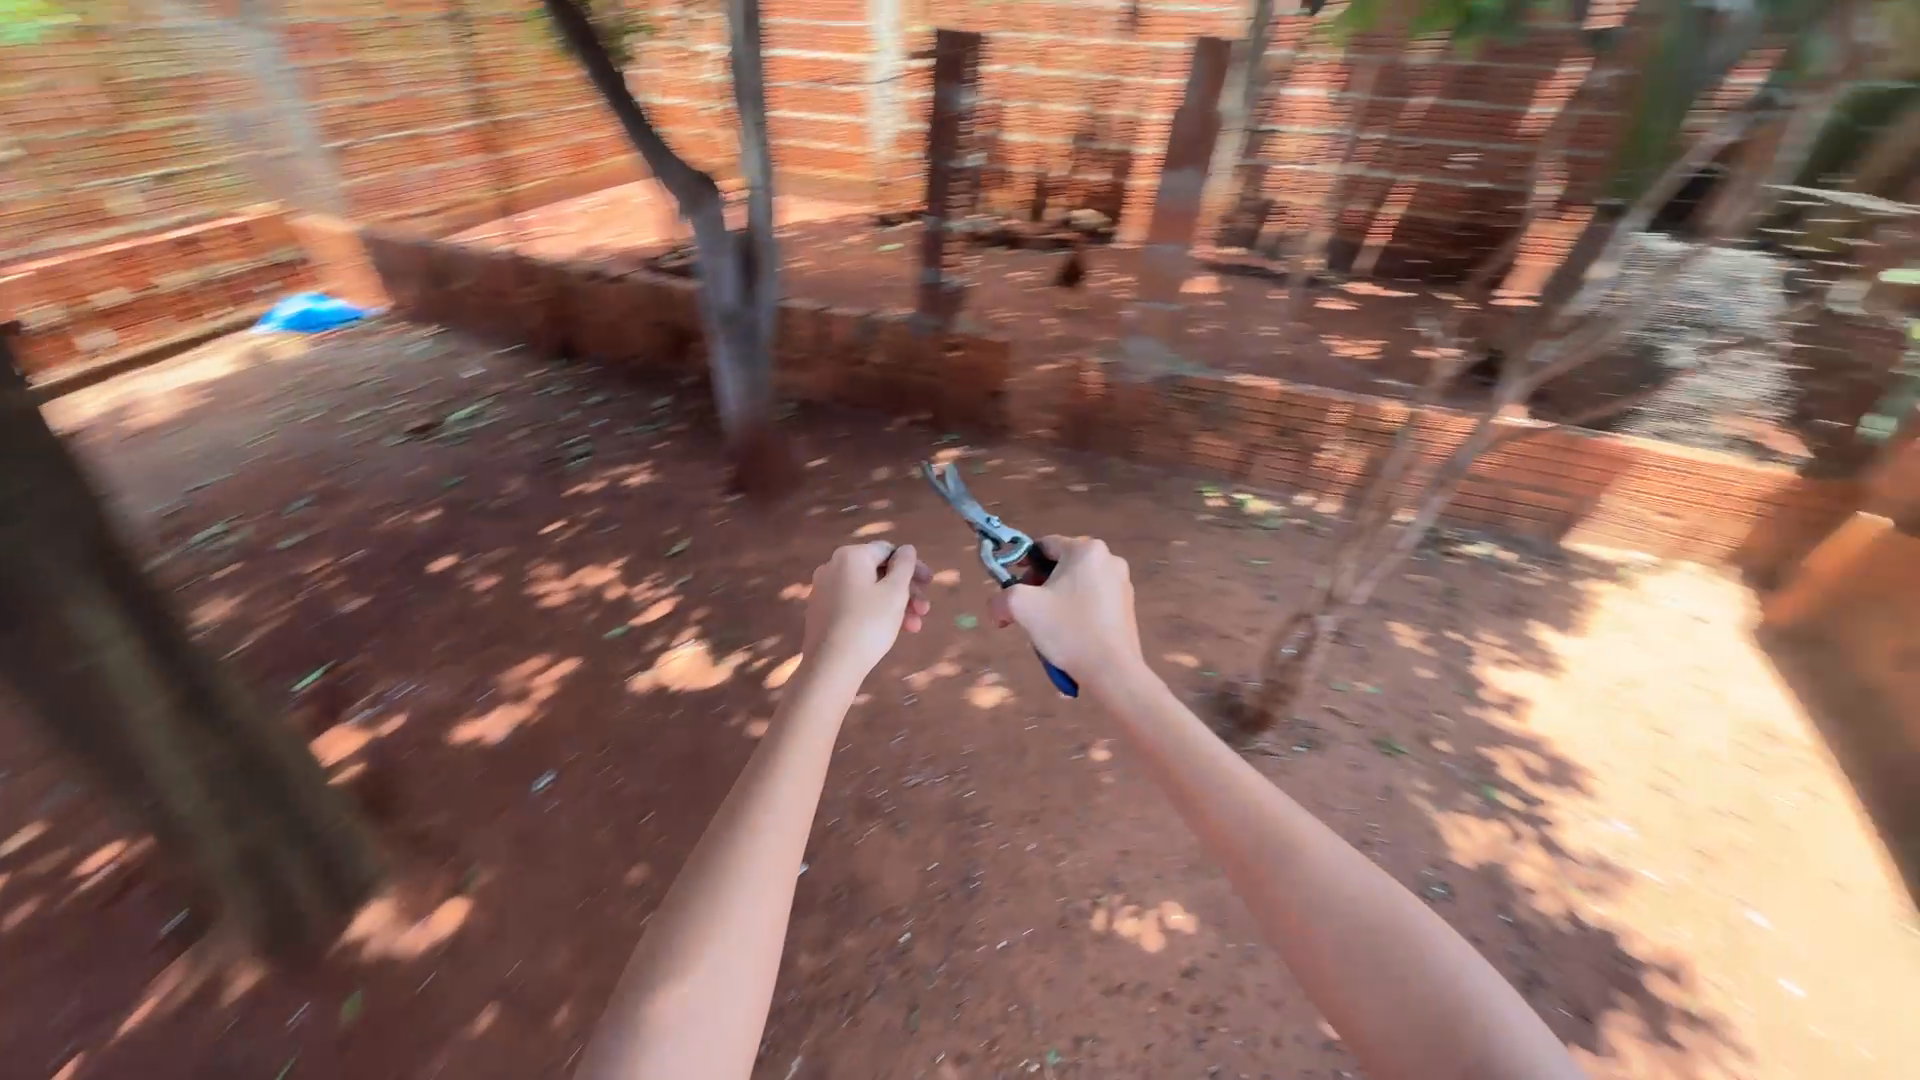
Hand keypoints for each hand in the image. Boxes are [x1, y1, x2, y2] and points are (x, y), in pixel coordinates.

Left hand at [802, 542, 931, 676]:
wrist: (832, 665)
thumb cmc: (869, 623)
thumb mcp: (895, 592)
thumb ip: (905, 565)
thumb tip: (906, 549)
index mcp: (850, 556)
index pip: (887, 550)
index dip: (912, 565)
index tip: (929, 583)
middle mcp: (832, 567)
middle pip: (878, 572)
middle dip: (906, 590)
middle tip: (924, 610)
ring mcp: (824, 591)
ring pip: (868, 591)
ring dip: (894, 605)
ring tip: (913, 627)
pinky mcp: (821, 613)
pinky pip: (854, 604)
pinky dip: (875, 613)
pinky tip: (890, 631)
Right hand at [990, 536, 1144, 691]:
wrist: (1111, 670)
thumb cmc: (1068, 630)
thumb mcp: (1022, 607)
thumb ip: (1000, 600)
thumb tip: (998, 610)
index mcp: (1086, 549)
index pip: (1044, 545)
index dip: (1023, 563)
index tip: (1013, 586)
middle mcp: (1109, 559)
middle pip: (1062, 563)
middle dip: (1041, 582)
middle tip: (1029, 608)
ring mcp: (1122, 583)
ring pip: (1077, 583)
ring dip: (1058, 597)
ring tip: (1049, 624)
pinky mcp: (1127, 606)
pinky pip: (1094, 599)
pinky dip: (1078, 609)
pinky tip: (1070, 632)